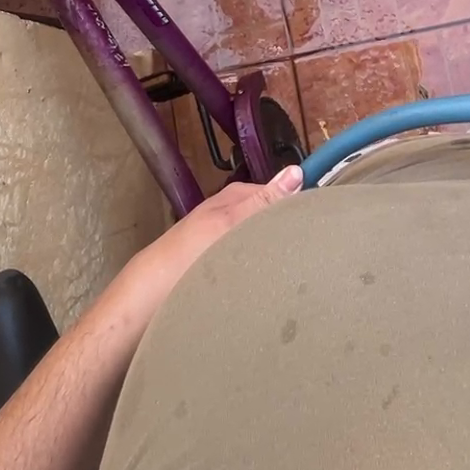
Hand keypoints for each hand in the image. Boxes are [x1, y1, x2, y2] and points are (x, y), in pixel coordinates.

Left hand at [117, 167, 303, 315]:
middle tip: (311, 258)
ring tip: (294, 275)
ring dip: (275, 257)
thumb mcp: (228, 224)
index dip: (300, 209)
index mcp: (236, 198)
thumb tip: (296, 170)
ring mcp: (226, 244)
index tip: (322, 229)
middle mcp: (232, 217)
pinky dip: (261, 273)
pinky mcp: (220, 269)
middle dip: (289, 235)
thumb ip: (263, 200)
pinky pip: (252, 265)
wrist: (147, 300)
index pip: (280, 194)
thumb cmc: (186, 256)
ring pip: (263, 244)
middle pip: (272, 221)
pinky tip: (270, 287)